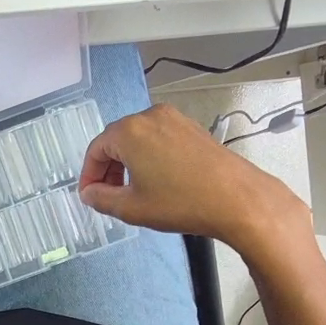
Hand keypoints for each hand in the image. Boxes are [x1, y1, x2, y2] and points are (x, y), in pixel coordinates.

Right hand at [79, 104, 313, 265]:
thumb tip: (89, 193)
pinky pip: (158, 139)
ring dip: (128, 163)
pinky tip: (156, 181)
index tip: (89, 196)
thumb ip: (101, 198)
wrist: (236, 199)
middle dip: (108, 168)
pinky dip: (149, 157)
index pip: (96, 149)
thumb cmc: (180, 203)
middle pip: (116, 140)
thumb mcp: (132, 208)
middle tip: (108, 196)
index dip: (88, 175)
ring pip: (138, 139)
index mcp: (129, 131)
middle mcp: (150, 116)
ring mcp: (174, 119)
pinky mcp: (192, 128)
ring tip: (132, 191)